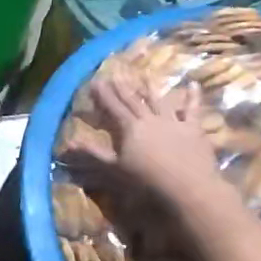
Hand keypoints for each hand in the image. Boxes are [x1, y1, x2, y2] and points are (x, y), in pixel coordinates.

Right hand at [75, 68, 220, 201]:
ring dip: (149, 88)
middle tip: (114, 75)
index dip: (103, 94)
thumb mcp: (114, 167)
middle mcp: (149, 119)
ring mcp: (173, 122)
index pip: (113, 107)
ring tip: (143, 75)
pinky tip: (192, 84)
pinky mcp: (193, 128)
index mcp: (130, 127)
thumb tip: (68, 142)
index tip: (95, 81)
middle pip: (133, 101)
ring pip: (158, 101)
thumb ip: (93, 152)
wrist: (189, 186)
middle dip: (122, 88)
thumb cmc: (147, 178)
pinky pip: (192, 110)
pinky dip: (192, 96)